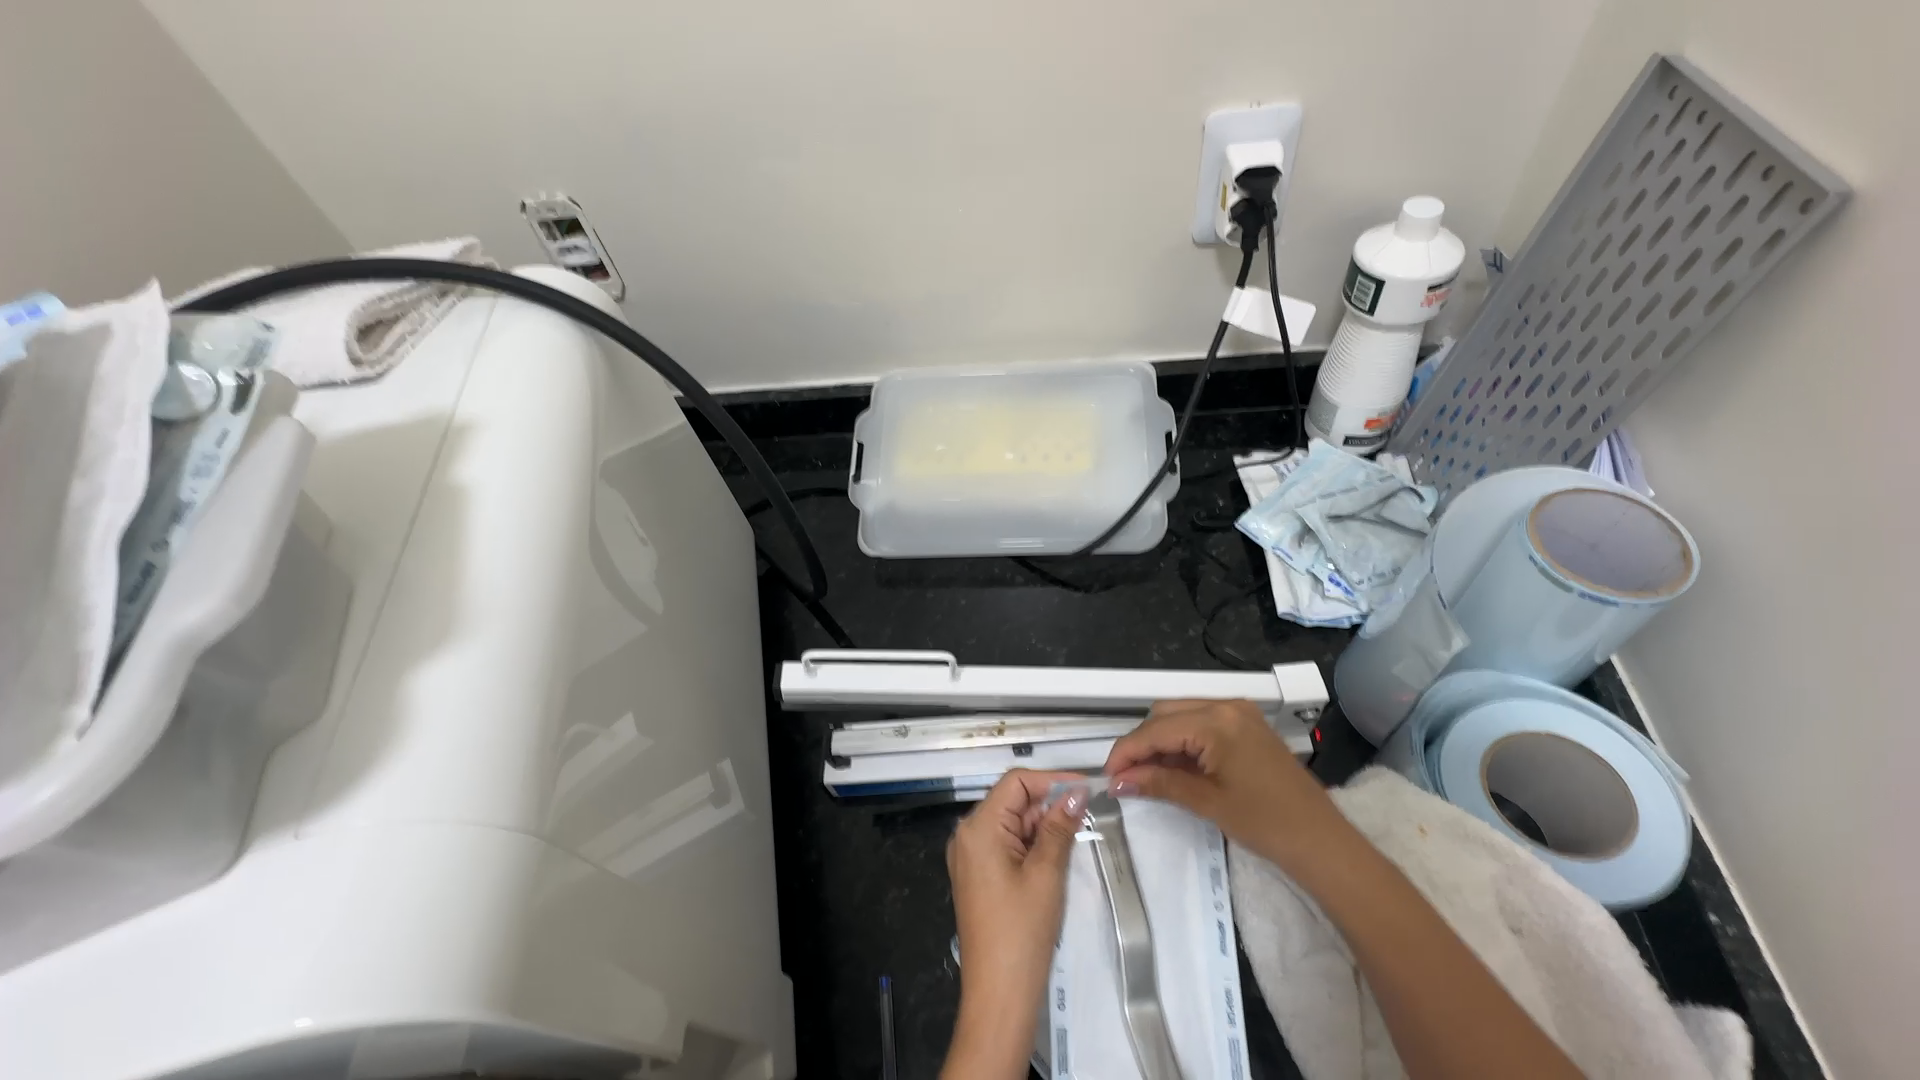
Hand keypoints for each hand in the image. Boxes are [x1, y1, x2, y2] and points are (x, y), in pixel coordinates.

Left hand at [941, 769, 1085, 1079]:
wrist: (999, 992)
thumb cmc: (1022, 930)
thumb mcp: (1046, 873)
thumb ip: (1059, 827)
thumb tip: (1077, 792)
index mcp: (977, 828)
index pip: (1015, 782)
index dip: (1052, 780)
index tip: (1087, 788)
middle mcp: (967, 835)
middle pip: (1012, 800)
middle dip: (1049, 804)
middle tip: (1087, 817)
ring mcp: (970, 857)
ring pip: (1011, 823)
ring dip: (1043, 826)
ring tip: (1075, 839)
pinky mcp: (978, 876)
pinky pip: (1006, 844)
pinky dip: (1031, 844)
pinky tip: (1055, 856)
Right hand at [1104, 699, 1343, 870]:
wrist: (1321, 840)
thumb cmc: (1265, 822)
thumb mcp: (1206, 802)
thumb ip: (1158, 783)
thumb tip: (1117, 781)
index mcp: (1216, 722)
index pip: (1155, 729)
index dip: (1126, 752)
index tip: (1107, 777)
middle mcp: (1227, 706)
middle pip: (1165, 714)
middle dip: (1142, 743)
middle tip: (1126, 778)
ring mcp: (1240, 714)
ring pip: (1182, 716)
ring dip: (1161, 742)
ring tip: (1147, 777)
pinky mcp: (1248, 726)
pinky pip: (1202, 723)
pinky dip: (1183, 742)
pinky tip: (1175, 769)